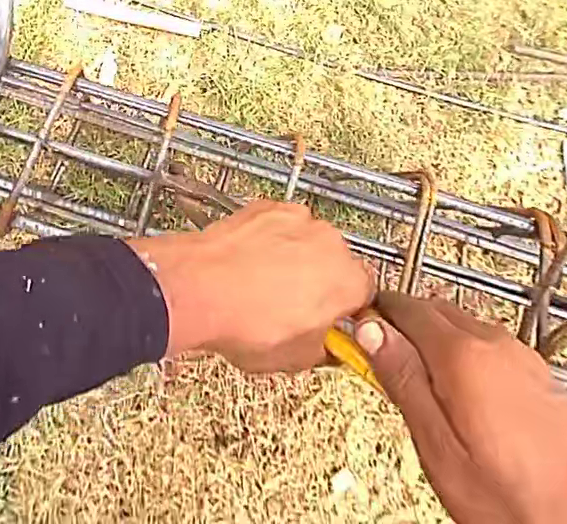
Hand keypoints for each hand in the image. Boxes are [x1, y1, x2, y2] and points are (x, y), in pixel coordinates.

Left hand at [127, 200, 374, 371]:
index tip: (333, 318)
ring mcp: (297, 219)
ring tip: (266, 281)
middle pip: (336, 261)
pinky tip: (251, 260)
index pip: (366, 291)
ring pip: (307, 240)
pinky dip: (270, 238)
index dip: (348, 307)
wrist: (200, 286)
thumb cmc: (246, 321)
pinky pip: (279, 224)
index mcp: (348, 280)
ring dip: (295, 255)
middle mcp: (329, 241)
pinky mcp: (268, 207)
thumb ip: (326, 348)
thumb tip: (328, 345)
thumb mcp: (298, 358)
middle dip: (321, 279)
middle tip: (295, 304)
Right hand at [358, 293, 566, 523]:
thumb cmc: (520, 506)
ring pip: (461, 325)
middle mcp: (492, 341)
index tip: (357, 330)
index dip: (376, 313)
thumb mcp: (442, 452)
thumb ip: (404, 383)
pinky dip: (463, 354)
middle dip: (404, 323)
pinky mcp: (543, 376)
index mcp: (461, 353)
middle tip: (383, 359)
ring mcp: (522, 356)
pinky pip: (487, 346)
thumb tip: (370, 330)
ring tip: (421, 384)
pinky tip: (463, 397)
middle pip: (433, 309)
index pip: (404, 307)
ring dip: (434, 339)